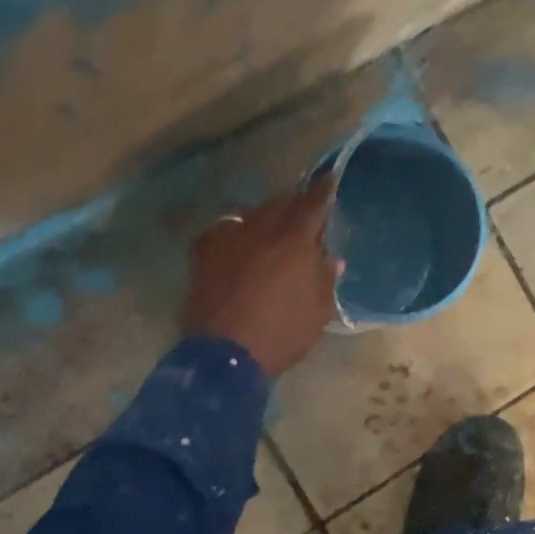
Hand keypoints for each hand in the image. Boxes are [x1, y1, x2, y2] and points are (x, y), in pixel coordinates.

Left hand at [182, 177, 343, 377]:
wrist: (224, 354)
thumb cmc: (281, 335)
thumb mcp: (317, 313)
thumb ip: (325, 280)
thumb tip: (330, 259)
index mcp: (295, 240)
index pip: (314, 203)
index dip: (323, 189)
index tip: (329, 178)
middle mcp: (261, 228)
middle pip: (280, 203)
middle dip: (293, 205)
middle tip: (301, 215)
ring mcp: (228, 238)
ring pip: (250, 214)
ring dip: (262, 219)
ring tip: (267, 232)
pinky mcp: (203, 253)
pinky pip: (221, 232)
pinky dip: (232, 235)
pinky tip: (234, 247)